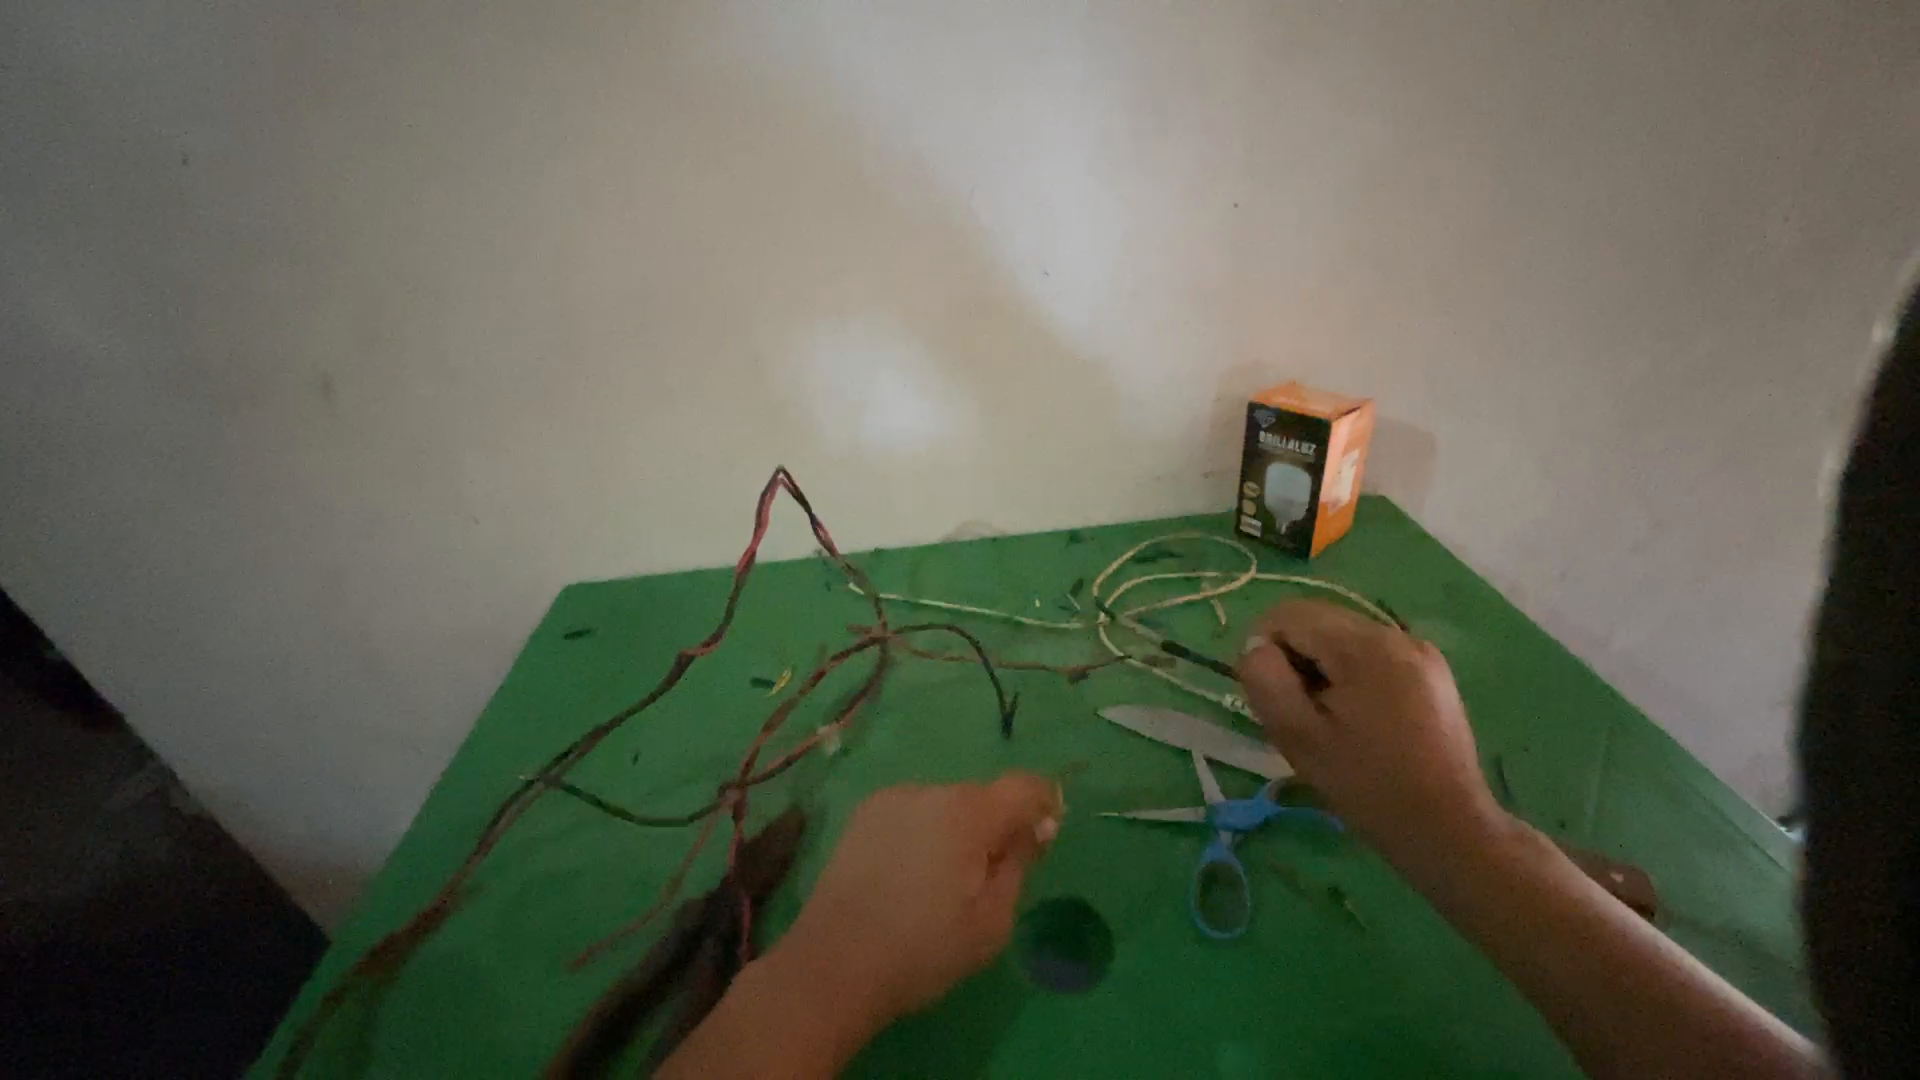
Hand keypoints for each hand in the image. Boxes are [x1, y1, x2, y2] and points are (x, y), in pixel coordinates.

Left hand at [766, 773, 1061, 1027]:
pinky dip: (923, 832)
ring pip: (945, 805)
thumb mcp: (992, 921)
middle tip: (984, 881)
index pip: (1023, 786)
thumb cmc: (923, 950)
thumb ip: (1020, 863)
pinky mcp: (865, 812)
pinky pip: (913, 812)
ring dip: (956, 830)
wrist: (834, 963)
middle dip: (994, 827)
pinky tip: (905, 875)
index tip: (1044, 835)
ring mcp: (893, 798)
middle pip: (982, 797)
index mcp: (968, 813)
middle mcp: (931, 790)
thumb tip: (1038, 826)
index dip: (1043, 802)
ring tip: (937, 884)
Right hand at [1237, 600, 1508, 869]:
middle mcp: (1395, 634)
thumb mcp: (1297, 735)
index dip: (1264, 648)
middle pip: (1316, 619)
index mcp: (1365, 647)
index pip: (1287, 615)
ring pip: (1339, 634)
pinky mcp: (1429, 669)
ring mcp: (1418, 649)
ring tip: (1328, 715)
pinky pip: (1368, 651)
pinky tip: (1357, 715)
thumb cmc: (1366, 785)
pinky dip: (1347, 672)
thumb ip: (1265, 680)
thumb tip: (1256, 647)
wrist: (1448, 828)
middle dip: (1293, 655)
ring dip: (1319, 665)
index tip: (1272, 694)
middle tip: (1299, 709)